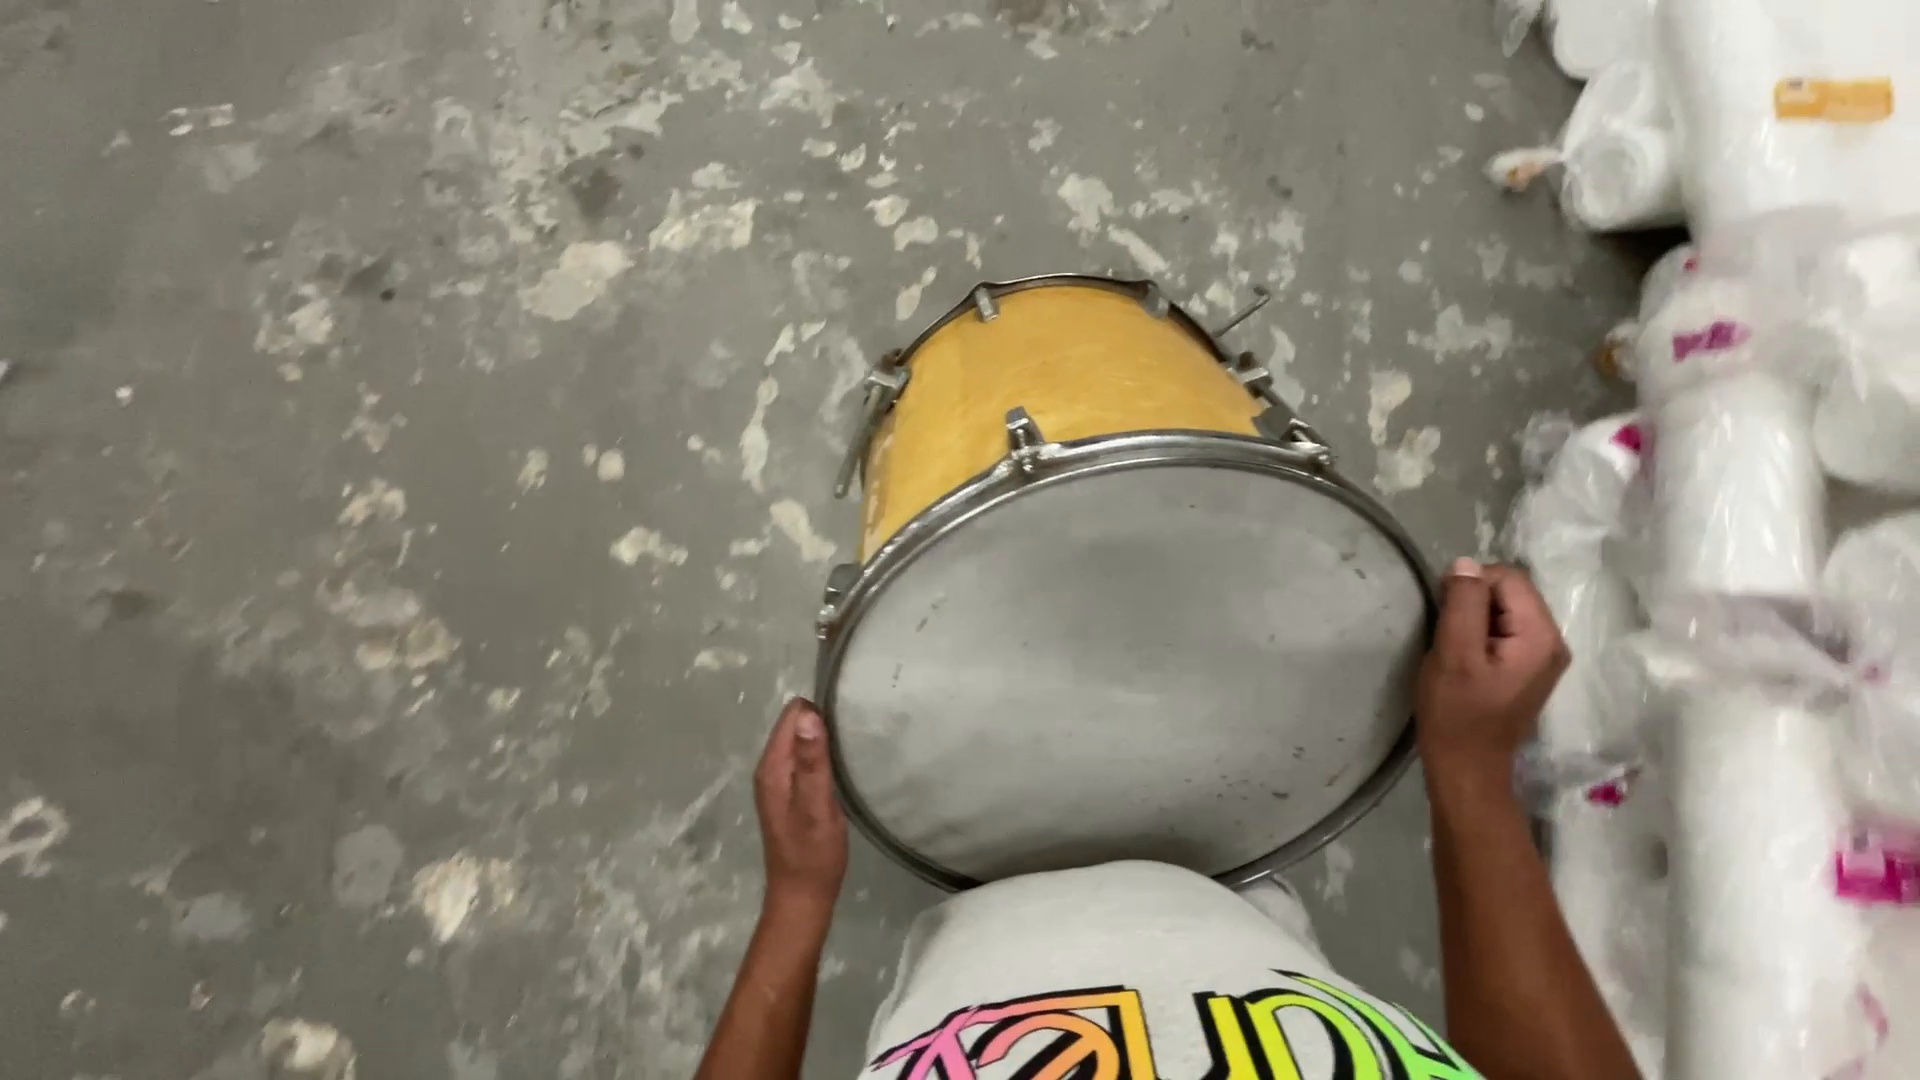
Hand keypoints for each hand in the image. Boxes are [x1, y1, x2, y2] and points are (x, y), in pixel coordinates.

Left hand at [753, 698, 848, 911]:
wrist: (803, 897)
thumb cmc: (813, 854)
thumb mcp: (816, 806)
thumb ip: (811, 761)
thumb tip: (808, 715)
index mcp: (773, 767)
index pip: (794, 714)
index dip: (820, 711)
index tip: (849, 721)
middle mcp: (771, 768)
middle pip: (798, 724)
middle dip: (824, 722)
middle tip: (857, 734)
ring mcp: (781, 781)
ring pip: (804, 740)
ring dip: (826, 739)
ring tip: (856, 745)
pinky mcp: (793, 792)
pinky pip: (808, 758)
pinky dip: (825, 756)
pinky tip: (845, 765)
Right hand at [1415, 558, 1568, 782]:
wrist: (1466, 762)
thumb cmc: (1456, 710)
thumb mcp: (1453, 652)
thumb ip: (1462, 604)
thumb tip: (1465, 564)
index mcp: (1540, 636)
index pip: (1508, 578)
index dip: (1470, 584)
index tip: (1444, 612)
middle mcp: (1552, 641)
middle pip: (1511, 591)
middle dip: (1473, 600)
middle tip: (1446, 631)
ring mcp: (1543, 656)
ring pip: (1505, 609)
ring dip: (1473, 617)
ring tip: (1453, 645)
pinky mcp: (1527, 667)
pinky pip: (1504, 629)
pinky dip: (1479, 632)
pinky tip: (1463, 655)